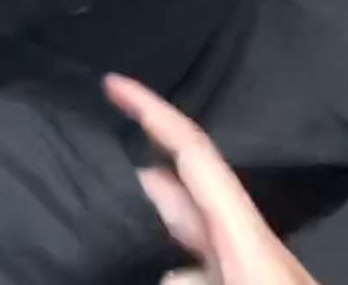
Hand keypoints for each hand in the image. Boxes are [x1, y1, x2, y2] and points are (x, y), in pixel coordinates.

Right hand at [104, 75, 320, 284]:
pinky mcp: (250, 284)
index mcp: (248, 242)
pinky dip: (178, 265)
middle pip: (185, 192)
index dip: (152, 110)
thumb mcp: (250, 277)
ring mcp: (253, 271)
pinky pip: (202, 265)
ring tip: (117, 223)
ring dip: (156, 225)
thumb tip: (168, 273)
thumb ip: (193, 278)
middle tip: (94, 163)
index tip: (111, 82)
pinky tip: (162, 272)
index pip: (194, 153)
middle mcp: (250, 249)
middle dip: (141, 174)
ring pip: (192, 234)